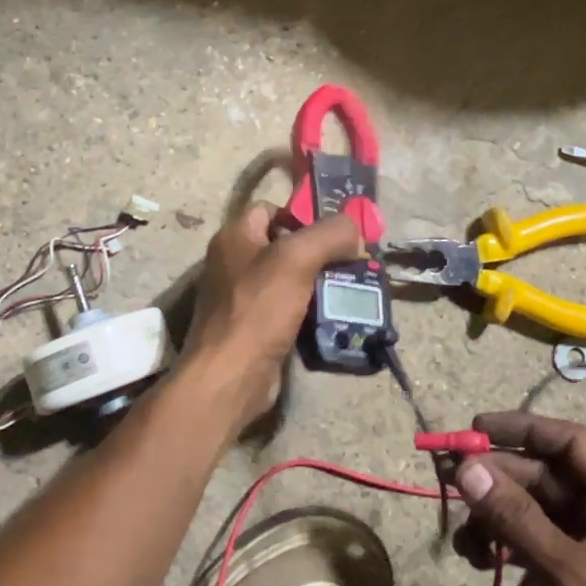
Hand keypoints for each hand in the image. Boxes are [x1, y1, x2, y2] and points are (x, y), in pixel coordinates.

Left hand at [178, 203, 362, 427]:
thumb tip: (354, 228)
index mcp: (234, 237)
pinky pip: (287, 308)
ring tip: (349, 287)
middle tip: (351, 260)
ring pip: (288, 278)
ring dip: (318, 282)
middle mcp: (233, 262)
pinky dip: (308, 310)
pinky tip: (332, 315)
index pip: (271, 208)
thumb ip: (329, 234)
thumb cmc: (258, 309)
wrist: (230, 377)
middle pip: (283, 244)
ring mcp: (241, 297)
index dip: (302, 214)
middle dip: (318, 251)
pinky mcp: (253, 328)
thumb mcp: (297, 259)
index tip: (335, 232)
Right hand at [454, 411, 585, 585]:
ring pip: (539, 515)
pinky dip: (510, 548)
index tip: (473, 431)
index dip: (522, 430)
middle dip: (498, 480)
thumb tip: (467, 469)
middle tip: (447, 482)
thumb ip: (517, 519)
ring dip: (497, 519)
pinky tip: (481, 561)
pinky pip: (542, 547)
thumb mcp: (570, 576)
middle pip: (548, 479)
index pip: (572, 444)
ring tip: (463, 541)